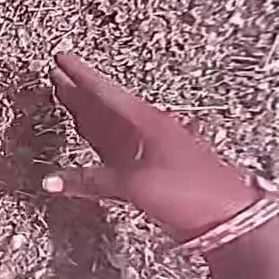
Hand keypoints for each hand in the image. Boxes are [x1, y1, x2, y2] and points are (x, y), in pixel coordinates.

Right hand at [46, 53, 257, 239]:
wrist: (227, 219)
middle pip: (103, 105)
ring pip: (106, 124)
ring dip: (85, 111)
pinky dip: (94, 140)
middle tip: (55, 74)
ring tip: (65, 96)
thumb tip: (51, 181)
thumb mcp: (135, 184)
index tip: (60, 58)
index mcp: (144, 123)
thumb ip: (91, 181)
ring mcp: (147, 149)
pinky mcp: (147, 169)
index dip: (80, 76)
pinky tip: (85, 137)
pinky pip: (112, 148)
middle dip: (78, 90)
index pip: (103, 93)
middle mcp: (145, 131)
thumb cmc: (189, 192)